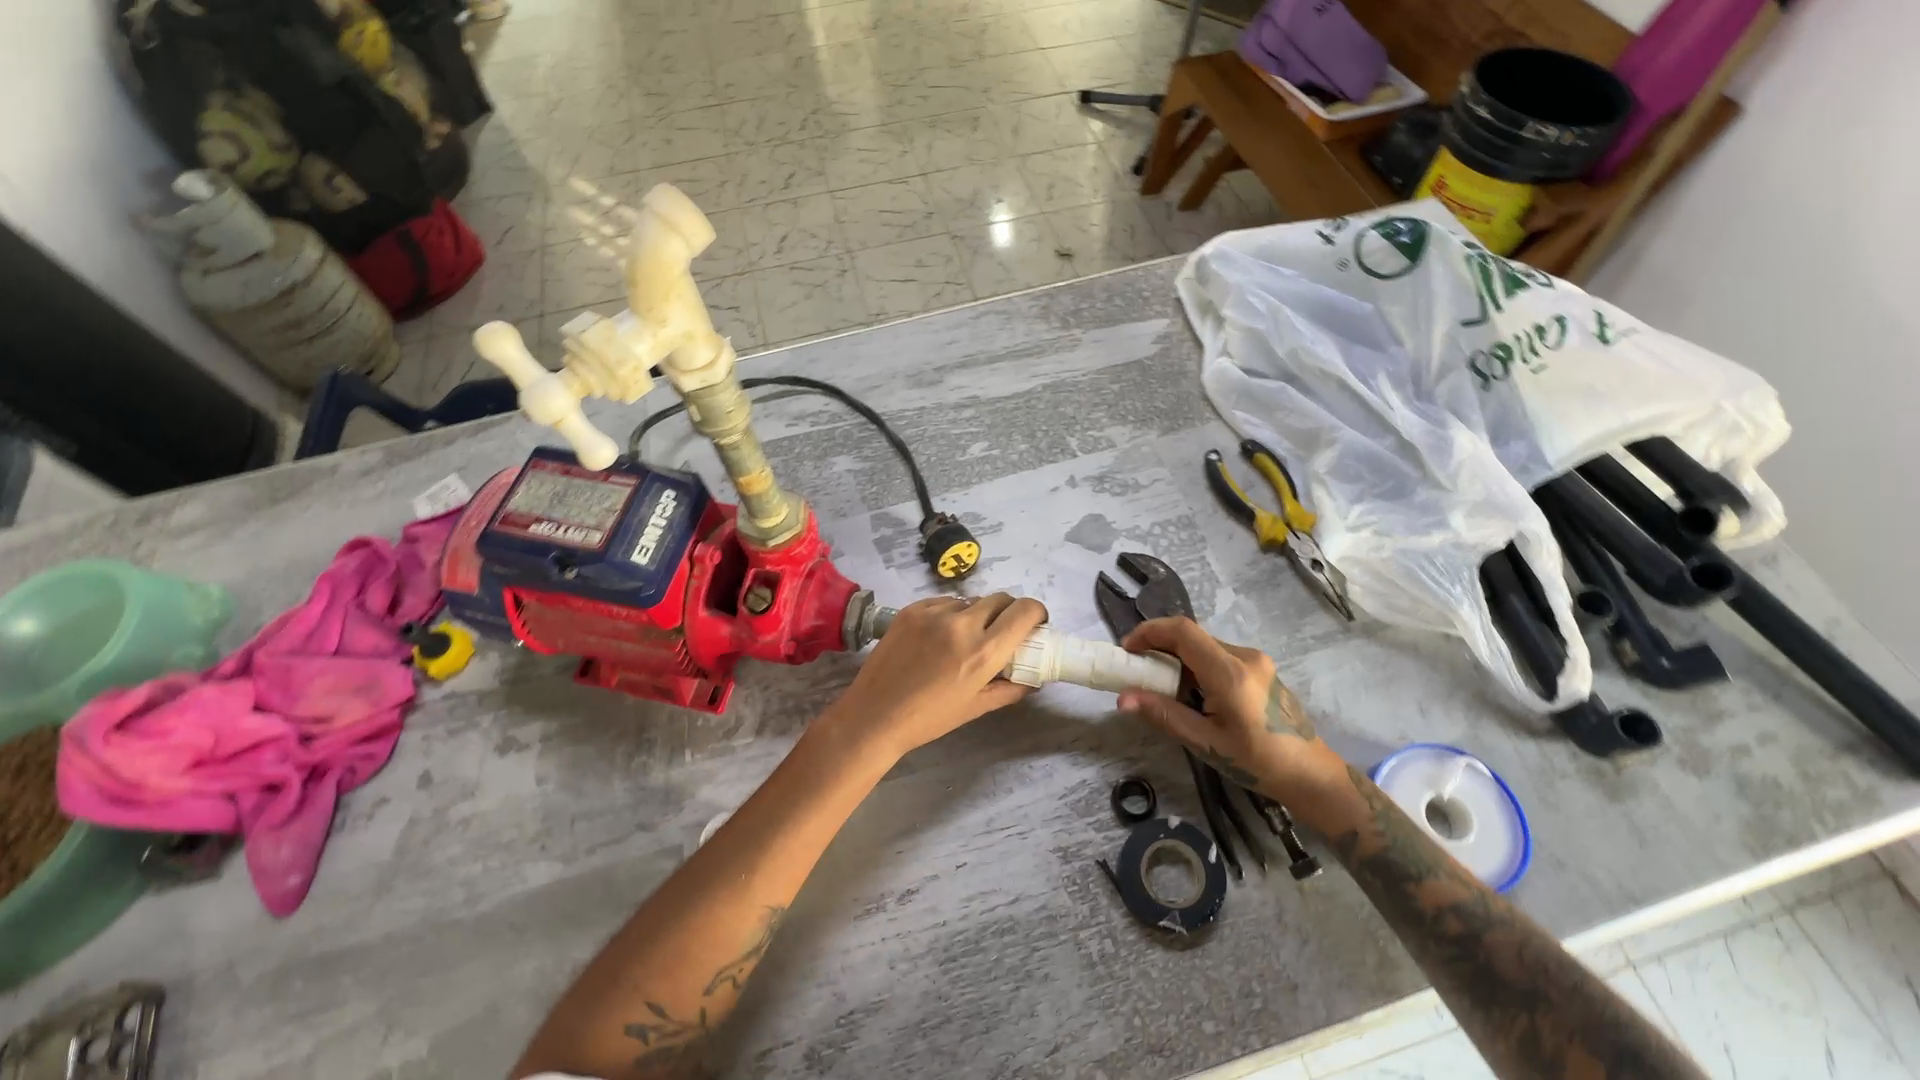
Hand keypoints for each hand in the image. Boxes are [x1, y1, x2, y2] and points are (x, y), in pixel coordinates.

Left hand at [824, 594, 1048, 762]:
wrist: (874, 715)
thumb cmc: (928, 719)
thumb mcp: (976, 708)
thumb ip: (1010, 688)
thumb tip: (1033, 678)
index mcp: (983, 653)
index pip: (1024, 611)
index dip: (1036, 613)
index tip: (1035, 624)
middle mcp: (962, 625)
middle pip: (1001, 599)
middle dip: (1009, 612)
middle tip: (1004, 632)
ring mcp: (933, 614)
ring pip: (970, 600)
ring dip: (977, 614)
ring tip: (964, 638)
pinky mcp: (911, 610)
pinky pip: (943, 602)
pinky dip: (950, 614)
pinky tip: (939, 636)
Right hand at [1116, 617, 1344, 802]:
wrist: (1311, 773)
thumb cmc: (1258, 762)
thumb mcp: (1207, 743)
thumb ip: (1164, 715)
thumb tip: (1123, 699)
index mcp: (1230, 673)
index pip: (1183, 631)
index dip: (1149, 632)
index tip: (1127, 650)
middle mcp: (1245, 657)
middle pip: (1192, 637)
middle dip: (1159, 649)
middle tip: (1138, 674)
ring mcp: (1256, 661)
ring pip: (1205, 647)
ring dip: (1178, 660)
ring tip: (1163, 690)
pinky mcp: (1261, 669)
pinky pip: (1219, 657)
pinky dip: (1196, 667)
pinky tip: (1193, 696)